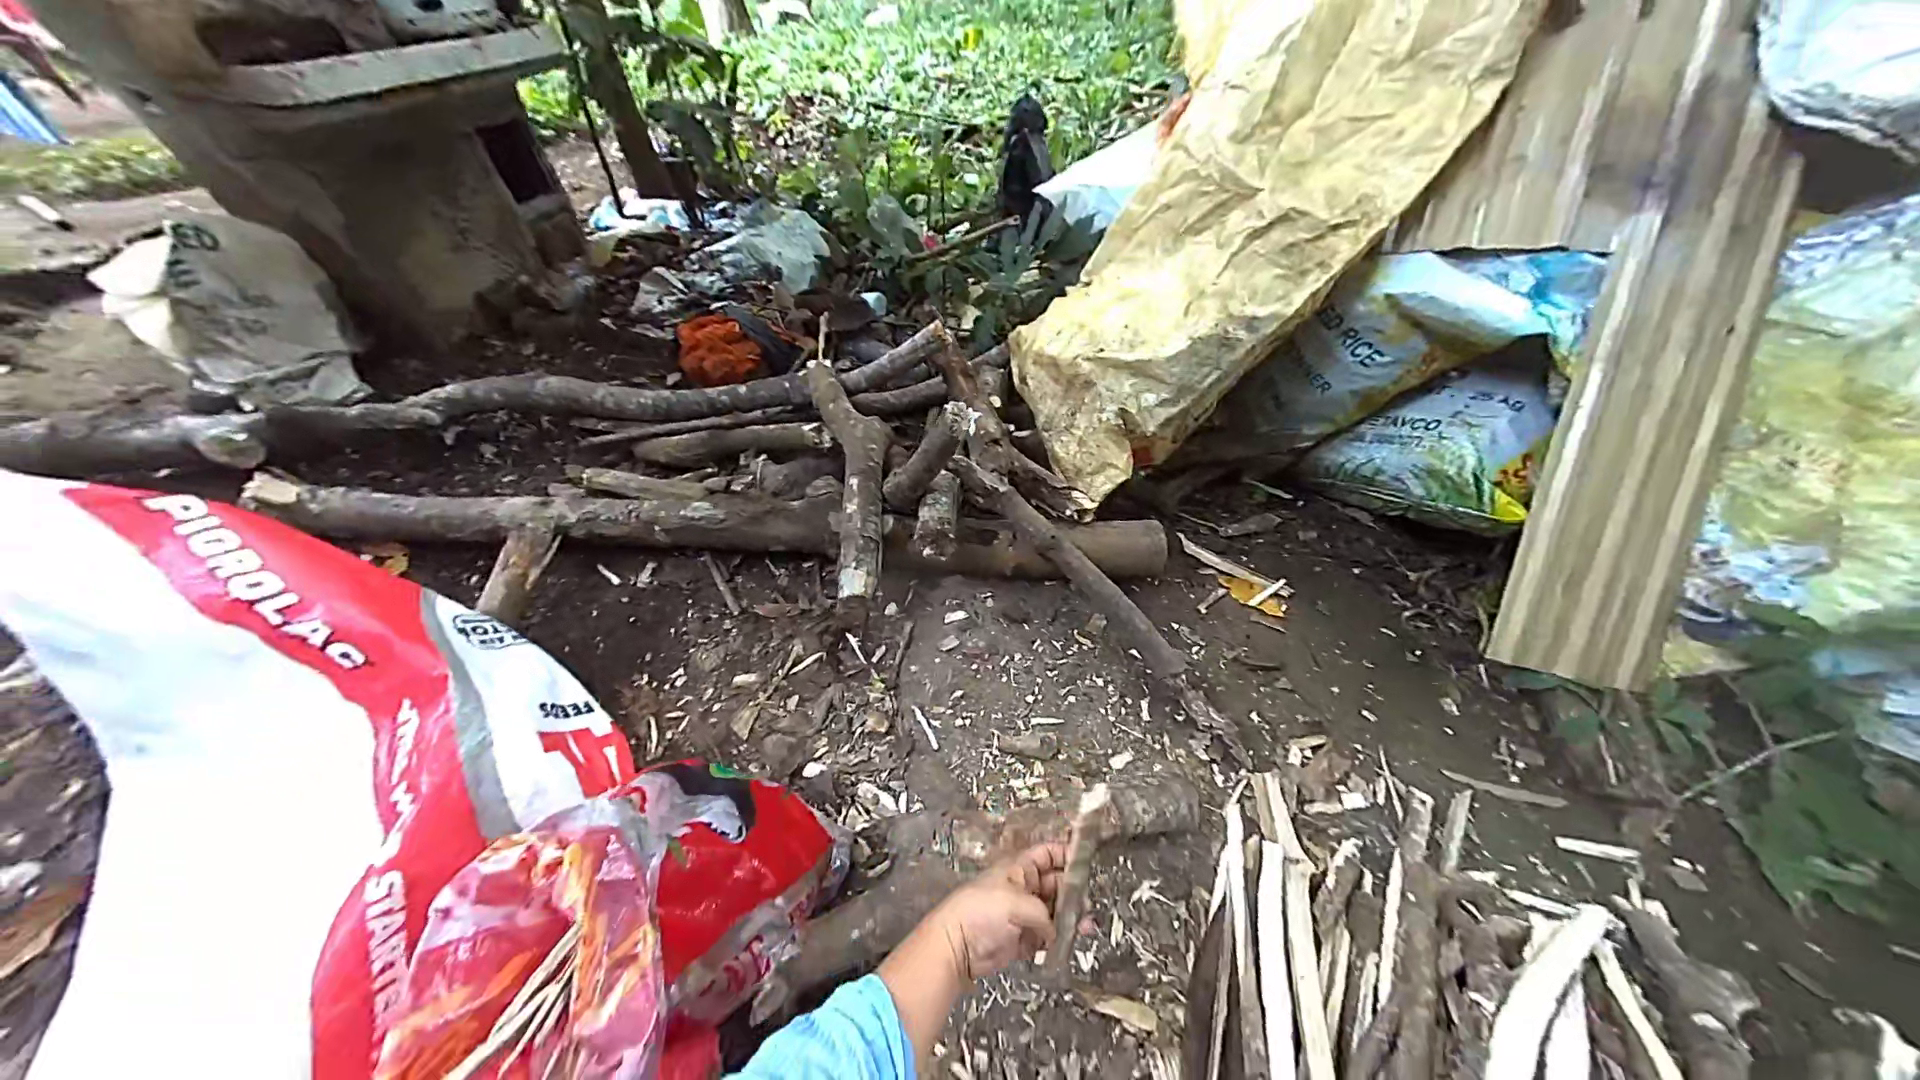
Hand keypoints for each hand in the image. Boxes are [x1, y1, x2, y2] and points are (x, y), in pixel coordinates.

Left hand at [877, 843, 1068, 1069]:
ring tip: (1087, 926)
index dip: (1066, 854)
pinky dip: (1059, 938)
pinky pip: (1047, 935)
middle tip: (1089, 903)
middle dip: (1073, 892)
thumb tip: (1055, 929)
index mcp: (1019, 868)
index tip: (1087, 862)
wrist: (956, 944)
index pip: (1048, 854)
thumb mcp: (1016, 902)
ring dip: (1070, 917)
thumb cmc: (981, 911)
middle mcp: (1023, 887)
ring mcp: (1023, 913)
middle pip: (1055, 883)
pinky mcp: (1022, 938)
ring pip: (1054, 911)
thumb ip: (1043, 912)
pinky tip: (1072, 941)